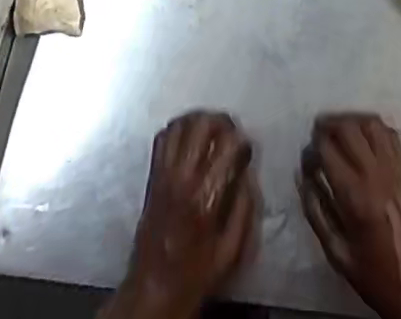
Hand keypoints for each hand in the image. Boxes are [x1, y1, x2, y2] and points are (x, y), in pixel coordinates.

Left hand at [102, 111, 258, 318]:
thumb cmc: (197, 270)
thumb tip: (249, 175)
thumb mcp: (232, 249)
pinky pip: (162, 137)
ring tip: (212, 126)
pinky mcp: (151, 173)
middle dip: (220, 121)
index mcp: (206, 195)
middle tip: (231, 128)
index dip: (240, 140)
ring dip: (198, 119)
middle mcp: (182, 176)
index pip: (225, 147)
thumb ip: (244, 209)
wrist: (155, 283)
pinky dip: (177, 128)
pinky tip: (189, 134)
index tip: (248, 145)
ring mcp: (163, 171)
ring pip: (179, 125)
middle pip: (199, 126)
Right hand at [299, 113, 400, 318]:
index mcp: (355, 196)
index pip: (326, 149)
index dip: (310, 148)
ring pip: (371, 124)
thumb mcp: (336, 254)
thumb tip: (301, 177)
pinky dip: (374, 126)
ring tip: (339, 129)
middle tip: (317, 133)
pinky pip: (392, 136)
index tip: (306, 160)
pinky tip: (363, 134)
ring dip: (350, 120)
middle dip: (327, 124)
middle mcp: (376, 176)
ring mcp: (396, 172)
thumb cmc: (377, 276)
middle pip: (347, 127)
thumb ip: (315, 212)